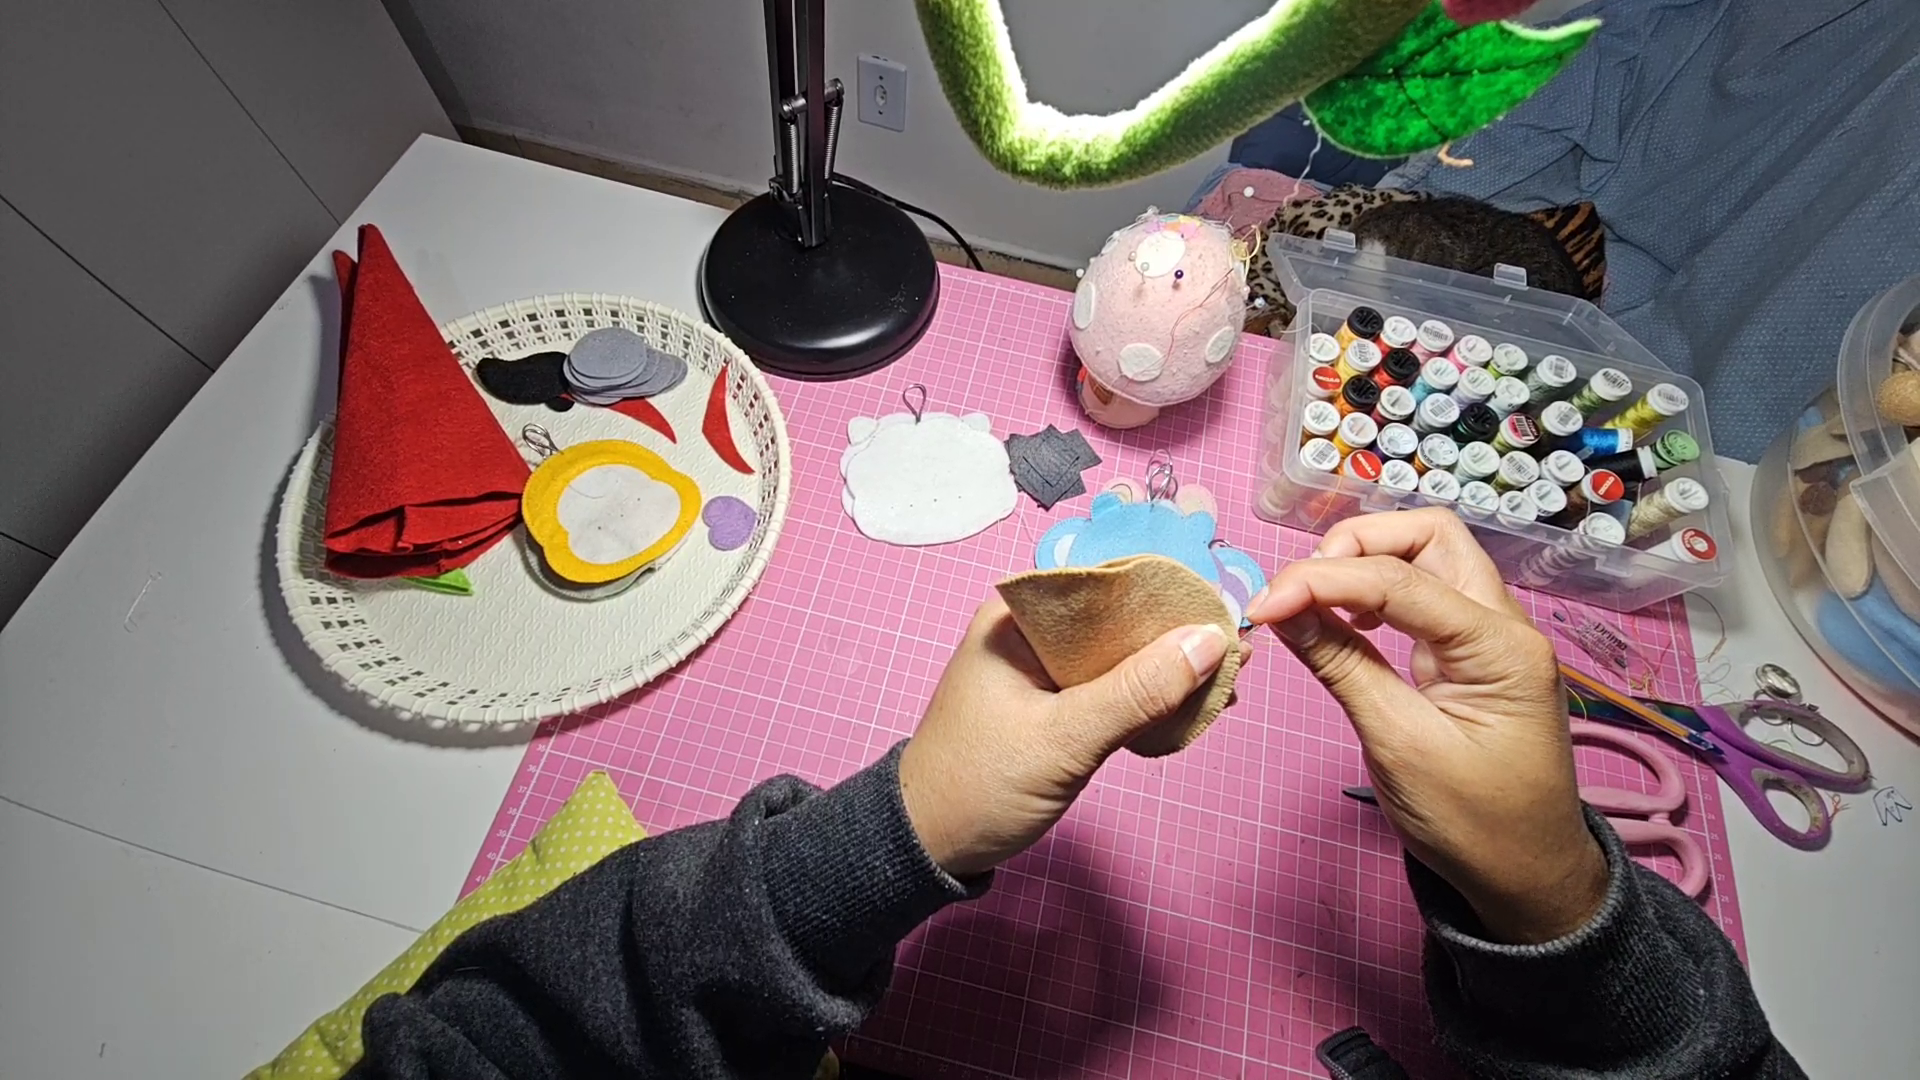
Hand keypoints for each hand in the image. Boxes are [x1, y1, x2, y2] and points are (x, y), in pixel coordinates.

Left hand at [899, 597, 1233, 877]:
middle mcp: (1031, 632)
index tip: (1221, 613)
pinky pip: (1110, 686)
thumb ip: (1135, 690)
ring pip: (1117, 655)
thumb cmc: (981, 782)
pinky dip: (1146, 697)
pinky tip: (1189, 705)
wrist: (932, 841)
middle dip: (1173, 636)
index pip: (1101, 586)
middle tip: (1238, 652)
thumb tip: (1209, 640)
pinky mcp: (1054, 702)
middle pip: (1115, 620)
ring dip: (1166, 669)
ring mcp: (1042, 668)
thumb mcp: (1062, 738)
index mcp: (1018, 618)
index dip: (1163, 595)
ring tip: (1227, 680)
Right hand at [1246, 509, 1604, 943]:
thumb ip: (1339, 663)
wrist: (1529, 878)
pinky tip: (1343, 618)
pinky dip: (1371, 588)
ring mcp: (1485, 632)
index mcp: (1498, 647)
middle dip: (1355, 544)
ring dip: (1362, 560)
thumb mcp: (1396, 743)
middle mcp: (1501, 622)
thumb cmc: (1472, 821)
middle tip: (1302, 587)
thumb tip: (1279, 609)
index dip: (1318, 581)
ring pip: (1424, 553)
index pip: (1396, 579)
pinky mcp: (1464, 649)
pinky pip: (1418, 590)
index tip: (1262, 607)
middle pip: (1428, 534)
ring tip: (1314, 600)